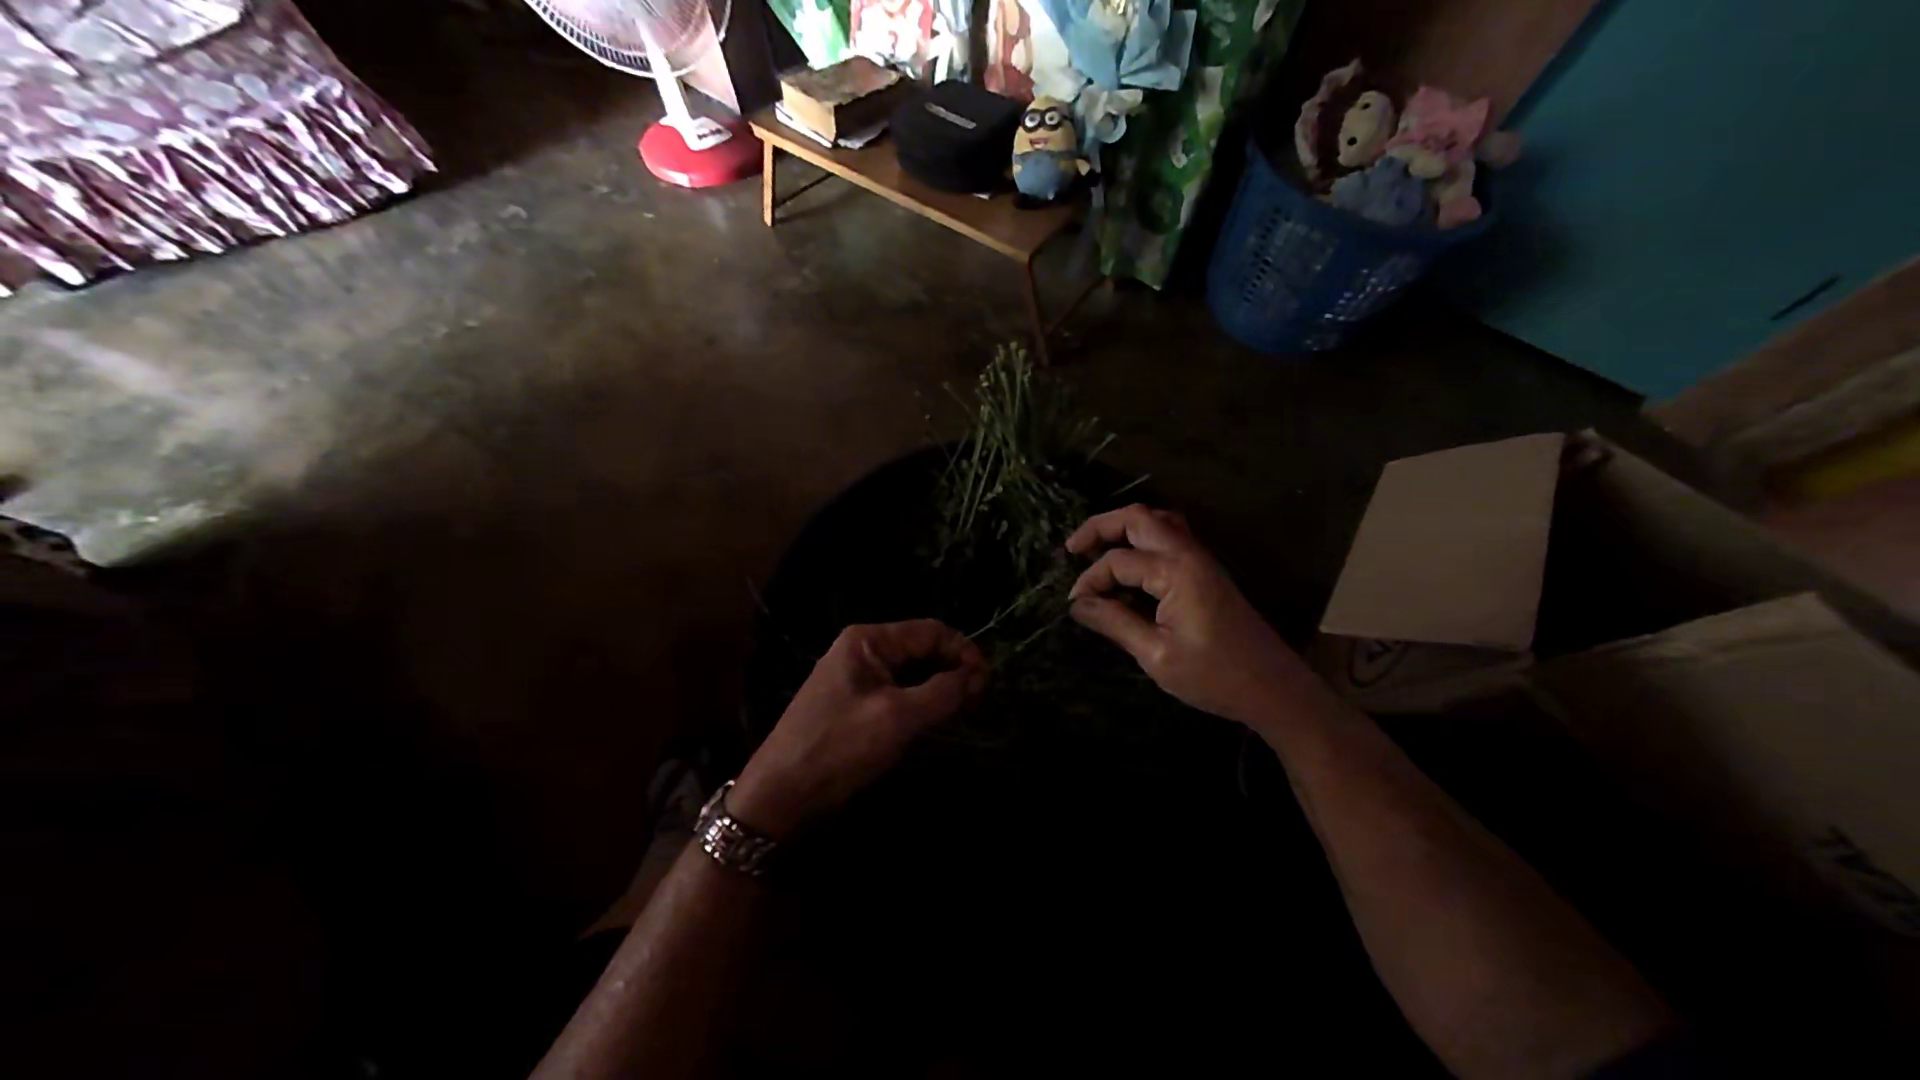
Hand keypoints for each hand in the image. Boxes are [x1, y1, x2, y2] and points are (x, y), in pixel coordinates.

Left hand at [731, 620, 985, 837]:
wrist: (782, 793)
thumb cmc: (839, 748)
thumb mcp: (898, 718)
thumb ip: (943, 692)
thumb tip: (976, 675)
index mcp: (868, 640)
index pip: (931, 631)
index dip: (963, 652)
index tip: (987, 684)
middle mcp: (862, 650)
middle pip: (921, 648)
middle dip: (952, 670)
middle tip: (976, 703)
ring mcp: (856, 677)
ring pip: (911, 672)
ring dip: (938, 688)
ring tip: (961, 713)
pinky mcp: (854, 703)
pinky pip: (897, 691)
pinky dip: (920, 702)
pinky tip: (933, 722)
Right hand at [1066, 505, 1304, 726]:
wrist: (1273, 688)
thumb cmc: (1214, 677)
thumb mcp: (1156, 656)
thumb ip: (1114, 623)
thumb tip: (1077, 604)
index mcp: (1176, 572)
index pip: (1118, 560)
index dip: (1089, 579)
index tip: (1074, 605)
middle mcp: (1189, 554)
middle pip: (1139, 518)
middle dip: (1100, 527)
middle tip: (1072, 548)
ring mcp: (1202, 560)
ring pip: (1159, 521)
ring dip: (1125, 528)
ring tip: (1098, 547)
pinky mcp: (1208, 572)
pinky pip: (1172, 537)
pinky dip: (1144, 539)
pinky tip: (1131, 561)